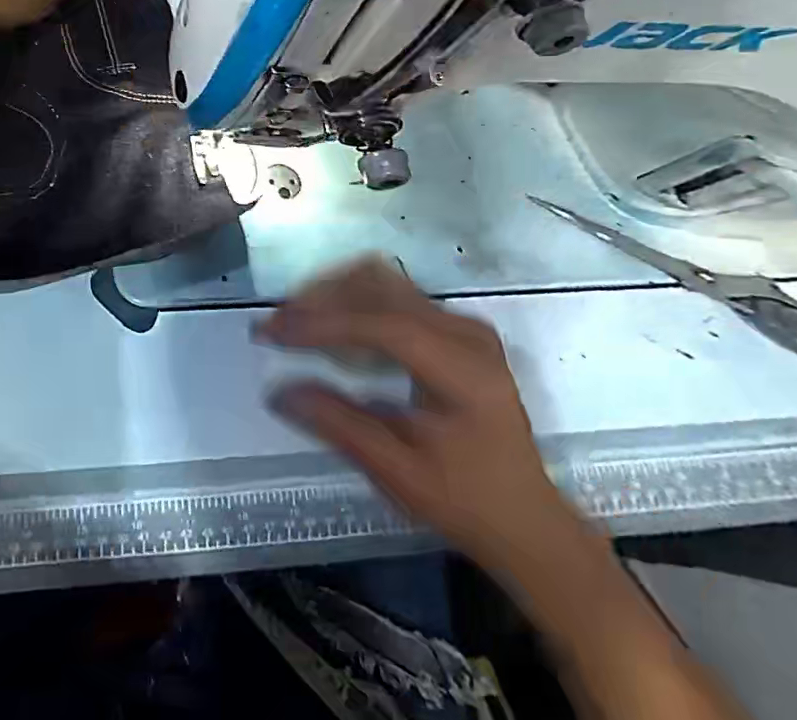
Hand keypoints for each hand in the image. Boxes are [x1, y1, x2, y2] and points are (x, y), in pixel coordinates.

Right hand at [257, 258, 577, 561]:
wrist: (523, 515)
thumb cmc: (463, 501)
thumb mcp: (396, 473)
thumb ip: (338, 425)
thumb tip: (277, 392)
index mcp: (463, 370)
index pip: (385, 325)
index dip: (324, 325)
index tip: (273, 334)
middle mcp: (466, 333)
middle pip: (382, 285)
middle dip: (321, 298)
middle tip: (276, 326)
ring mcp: (462, 326)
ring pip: (385, 282)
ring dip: (333, 295)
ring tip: (294, 324)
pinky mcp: (454, 331)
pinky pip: (394, 297)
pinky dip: (353, 305)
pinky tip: (329, 331)